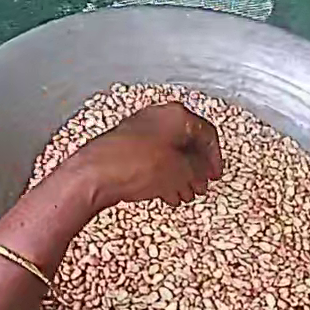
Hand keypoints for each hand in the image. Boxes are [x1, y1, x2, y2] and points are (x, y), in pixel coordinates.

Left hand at [66, 103, 222, 207]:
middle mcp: (158, 118)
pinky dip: (163, 174)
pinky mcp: (125, 146)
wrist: (94, 175)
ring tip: (185, 194)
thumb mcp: (180, 171)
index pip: (207, 134)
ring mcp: (139, 130)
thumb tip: (202, 170)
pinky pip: (153, 159)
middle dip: (196, 167)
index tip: (215, 174)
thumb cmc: (137, 167)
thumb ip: (198, 169)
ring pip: (170, 152)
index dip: (215, 157)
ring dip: (180, 174)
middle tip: (201, 186)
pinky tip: (166, 193)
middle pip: (187, 142)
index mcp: (176, 116)